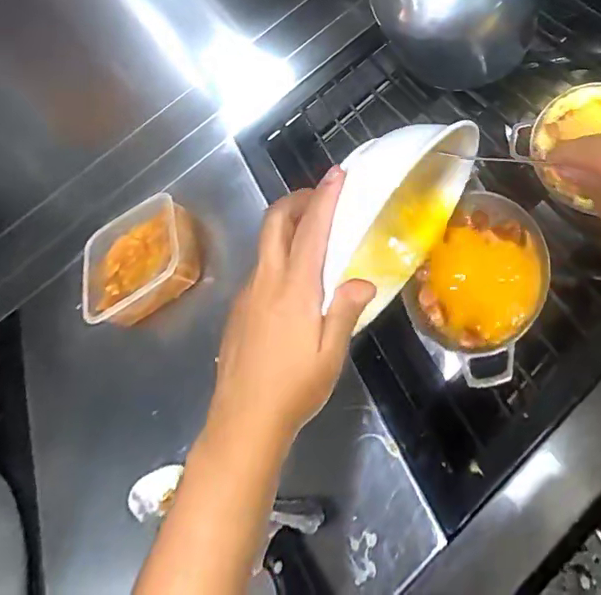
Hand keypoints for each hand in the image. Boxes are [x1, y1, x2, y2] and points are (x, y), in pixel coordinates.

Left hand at [205, 167, 374, 448]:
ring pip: (266, 243)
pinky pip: (262, 267)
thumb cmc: (294, 390)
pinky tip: (297, 279)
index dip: (325, 197)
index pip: (311, 230)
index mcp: (293, 289)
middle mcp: (266, 283)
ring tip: (316, 232)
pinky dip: (280, 252)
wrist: (241, 426)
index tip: (338, 174)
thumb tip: (361, 279)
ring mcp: (248, 295)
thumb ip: (345, 311)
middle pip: (275, 222)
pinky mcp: (239, 310)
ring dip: (288, 224)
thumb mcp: (331, 355)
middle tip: (323, 196)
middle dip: (297, 200)